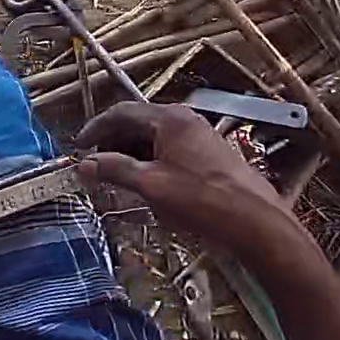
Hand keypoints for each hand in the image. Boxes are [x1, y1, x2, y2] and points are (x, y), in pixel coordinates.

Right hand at [75, 103, 323, 278]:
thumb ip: (115, 170)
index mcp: (169, 119)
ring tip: (117, 176)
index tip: (79, 147)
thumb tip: (84, 164)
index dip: (95, 129)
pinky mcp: (211, 154)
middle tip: (95, 164)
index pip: (121, 113)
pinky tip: (147, 182)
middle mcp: (185, 119)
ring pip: (154, 136)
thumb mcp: (151, 186)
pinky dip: (151, 160)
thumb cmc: (203, 201)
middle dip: (112, 142)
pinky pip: (170, 148)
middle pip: (138, 122)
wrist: (260, 226)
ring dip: (131, 152)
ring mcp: (201, 136)